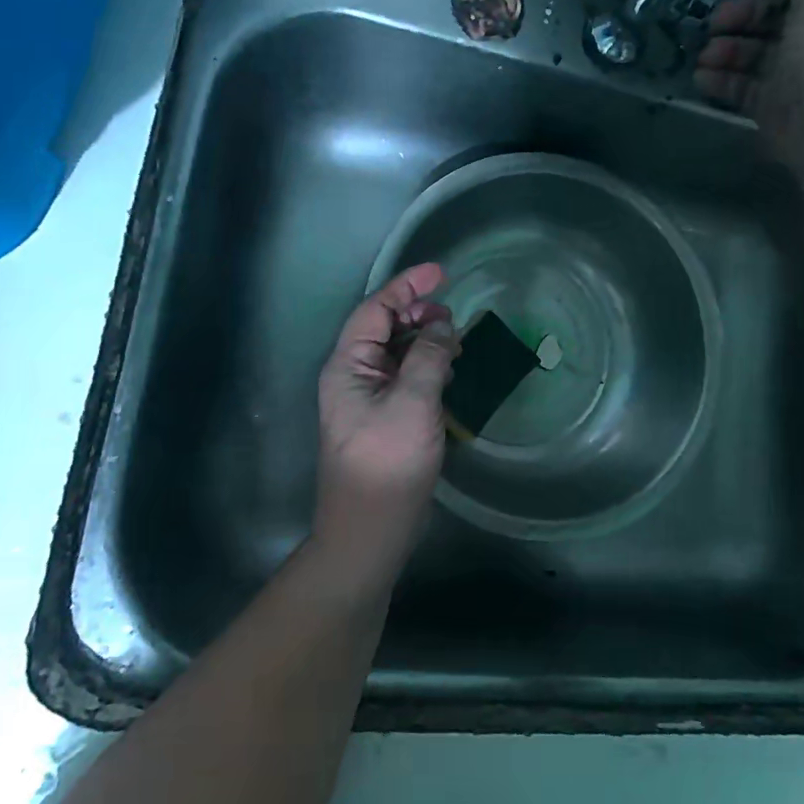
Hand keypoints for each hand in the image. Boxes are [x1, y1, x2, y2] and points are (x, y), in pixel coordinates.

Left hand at [313, 262, 458, 577]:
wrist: (368, 531)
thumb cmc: (386, 463)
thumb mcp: (412, 403)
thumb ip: (428, 358)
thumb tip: (442, 327)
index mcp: (347, 364)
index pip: (375, 309)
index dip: (407, 286)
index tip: (441, 272)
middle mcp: (352, 375)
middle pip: (383, 328)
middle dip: (417, 314)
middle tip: (453, 316)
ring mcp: (367, 398)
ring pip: (396, 353)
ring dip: (425, 341)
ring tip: (457, 341)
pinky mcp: (384, 419)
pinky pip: (404, 378)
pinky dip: (427, 367)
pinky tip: (449, 370)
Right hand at [693, 0, 803, 170]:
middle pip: (784, 8)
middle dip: (748, 9)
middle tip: (718, 17)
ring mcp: (803, 69)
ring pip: (760, 48)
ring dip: (728, 46)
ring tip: (704, 55)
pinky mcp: (778, 103)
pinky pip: (746, 85)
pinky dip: (723, 79)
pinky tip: (702, 78)